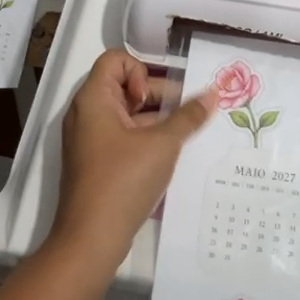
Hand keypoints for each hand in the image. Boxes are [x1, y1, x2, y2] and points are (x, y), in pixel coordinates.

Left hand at [49, 50, 216, 268]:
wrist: (90, 240)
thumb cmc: (123, 181)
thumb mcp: (163, 145)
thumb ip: (189, 116)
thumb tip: (213, 94)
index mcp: (93, 99)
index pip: (116, 60)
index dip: (141, 71)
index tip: (155, 101)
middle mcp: (86, 114)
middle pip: (123, 85)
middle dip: (157, 95)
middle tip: (185, 115)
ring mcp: (89, 140)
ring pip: (126, 114)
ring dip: (155, 119)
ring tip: (185, 135)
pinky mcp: (95, 163)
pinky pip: (122, 137)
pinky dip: (145, 139)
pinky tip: (169, 156)